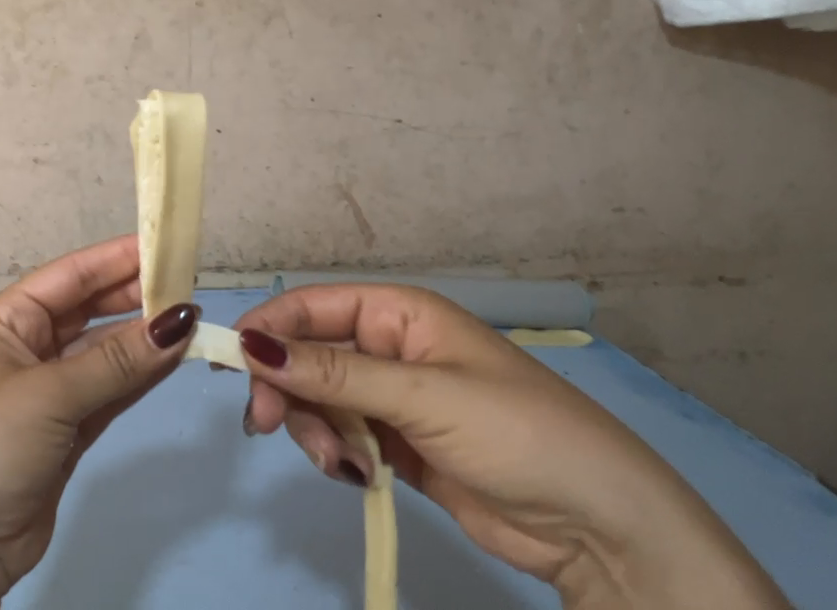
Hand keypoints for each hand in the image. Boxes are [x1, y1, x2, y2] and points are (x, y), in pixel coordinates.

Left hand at [0, 236, 198, 608]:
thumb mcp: (49, 395)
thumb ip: (116, 361)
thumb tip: (178, 321)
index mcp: (6, 319)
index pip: (69, 275)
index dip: (116, 258)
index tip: (165, 246)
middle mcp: (26, 346)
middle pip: (88, 310)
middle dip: (134, 297)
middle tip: (190, 285)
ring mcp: (47, 390)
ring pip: (103, 352)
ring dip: (142, 339)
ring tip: (194, 322)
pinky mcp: (65, 431)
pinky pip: (109, 391)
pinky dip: (138, 377)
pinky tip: (172, 360)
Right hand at [234, 285, 789, 609]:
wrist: (602, 529)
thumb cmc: (519, 435)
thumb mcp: (422, 397)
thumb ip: (333, 372)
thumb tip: (252, 344)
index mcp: (400, 314)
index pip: (312, 307)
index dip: (269, 329)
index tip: (234, 365)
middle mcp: (390, 349)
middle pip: (306, 355)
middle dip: (286, 388)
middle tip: (265, 426)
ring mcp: (392, 399)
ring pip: (317, 399)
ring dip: (313, 429)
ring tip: (340, 463)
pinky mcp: (397, 445)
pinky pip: (340, 435)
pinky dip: (336, 453)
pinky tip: (359, 475)